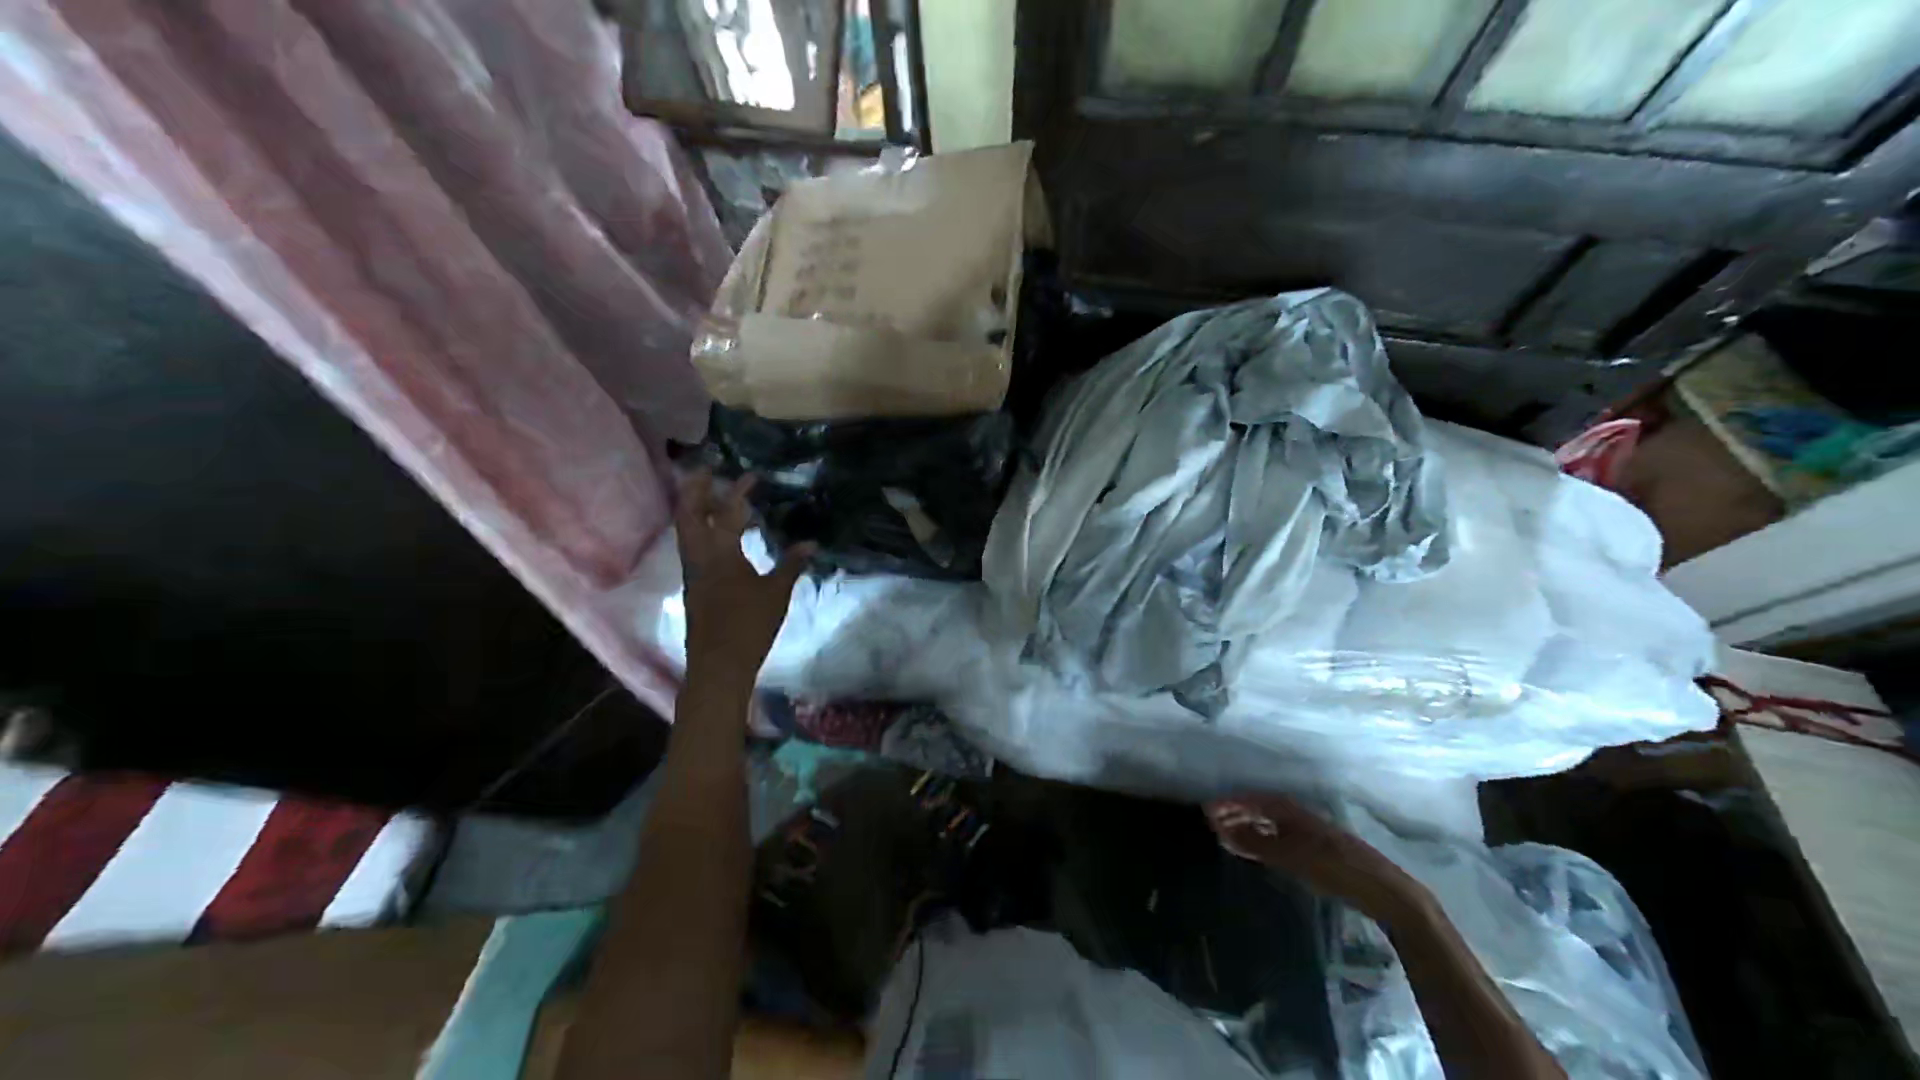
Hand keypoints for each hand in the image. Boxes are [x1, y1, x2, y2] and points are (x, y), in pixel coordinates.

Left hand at [676, 469, 812, 681]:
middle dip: (697, 489)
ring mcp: (691, 571)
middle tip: (708, 470)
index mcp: (721, 553)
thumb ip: (791, 564)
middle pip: (688, 513)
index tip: (752, 475)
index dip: (740, 491)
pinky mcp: (692, 585)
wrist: (718, 663)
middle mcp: (699, 556)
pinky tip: (716, 534)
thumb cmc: (749, 625)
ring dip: (694, 508)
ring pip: (685, 530)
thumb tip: (812, 542)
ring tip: (710, 495)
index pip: (728, 513)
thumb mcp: (777, 592)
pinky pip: (690, 546)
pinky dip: (700, 530)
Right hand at [1206, 794, 1419, 917]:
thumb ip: (1256, 845)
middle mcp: (1300, 816)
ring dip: (1249, 827)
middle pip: (1261, 809)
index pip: (1253, 800)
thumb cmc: (1335, 869)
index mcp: (1292, 811)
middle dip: (1236, 813)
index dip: (1230, 804)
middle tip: (1212, 822)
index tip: (1207, 809)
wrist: (1384, 892)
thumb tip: (1223, 831)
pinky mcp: (1318, 851)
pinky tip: (1258, 850)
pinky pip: (1280, 837)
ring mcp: (1310, 833)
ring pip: (1271, 824)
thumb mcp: (1291, 857)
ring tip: (1228, 835)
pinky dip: (1263, 839)